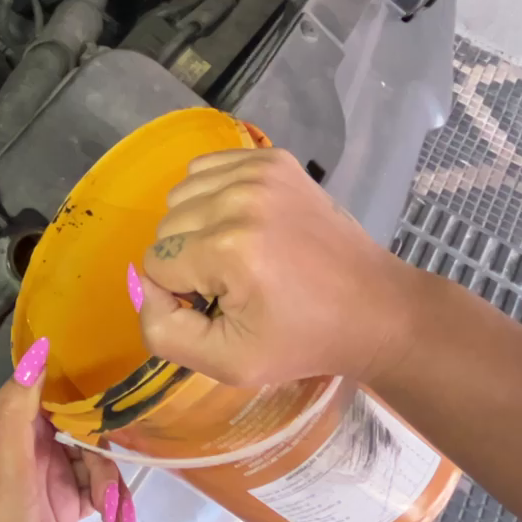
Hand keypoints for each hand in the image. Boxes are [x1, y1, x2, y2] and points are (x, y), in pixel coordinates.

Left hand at [0, 338, 134, 521]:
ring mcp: (53, 476)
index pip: (54, 389)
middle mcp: (36, 445)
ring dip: (111, 482)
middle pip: (84, 428)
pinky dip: (112, 503)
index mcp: (20, 426)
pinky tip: (117, 521)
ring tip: (111, 511)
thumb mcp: (10, 455)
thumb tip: (39, 347)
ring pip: (96, 460)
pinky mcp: (66, 506)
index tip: (115, 383)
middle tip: (112, 477)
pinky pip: (99, 492)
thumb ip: (20, 403)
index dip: (82, 384)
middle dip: (106, 449)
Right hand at [132, 148, 426, 388]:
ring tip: (238, 250)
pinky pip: (204, 169)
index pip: (155, 262)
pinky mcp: (270, 158)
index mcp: (228, 249)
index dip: (179, 291)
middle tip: (232, 282)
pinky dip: (210, 195)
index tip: (221, 305)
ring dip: (196, 225)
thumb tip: (146, 287)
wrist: (375, 307)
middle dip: (187, 258)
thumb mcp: (229, 363)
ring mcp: (257, 172)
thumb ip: (164, 332)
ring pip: (180, 195)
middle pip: (165, 226)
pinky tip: (241, 221)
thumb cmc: (302, 339)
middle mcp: (238, 199)